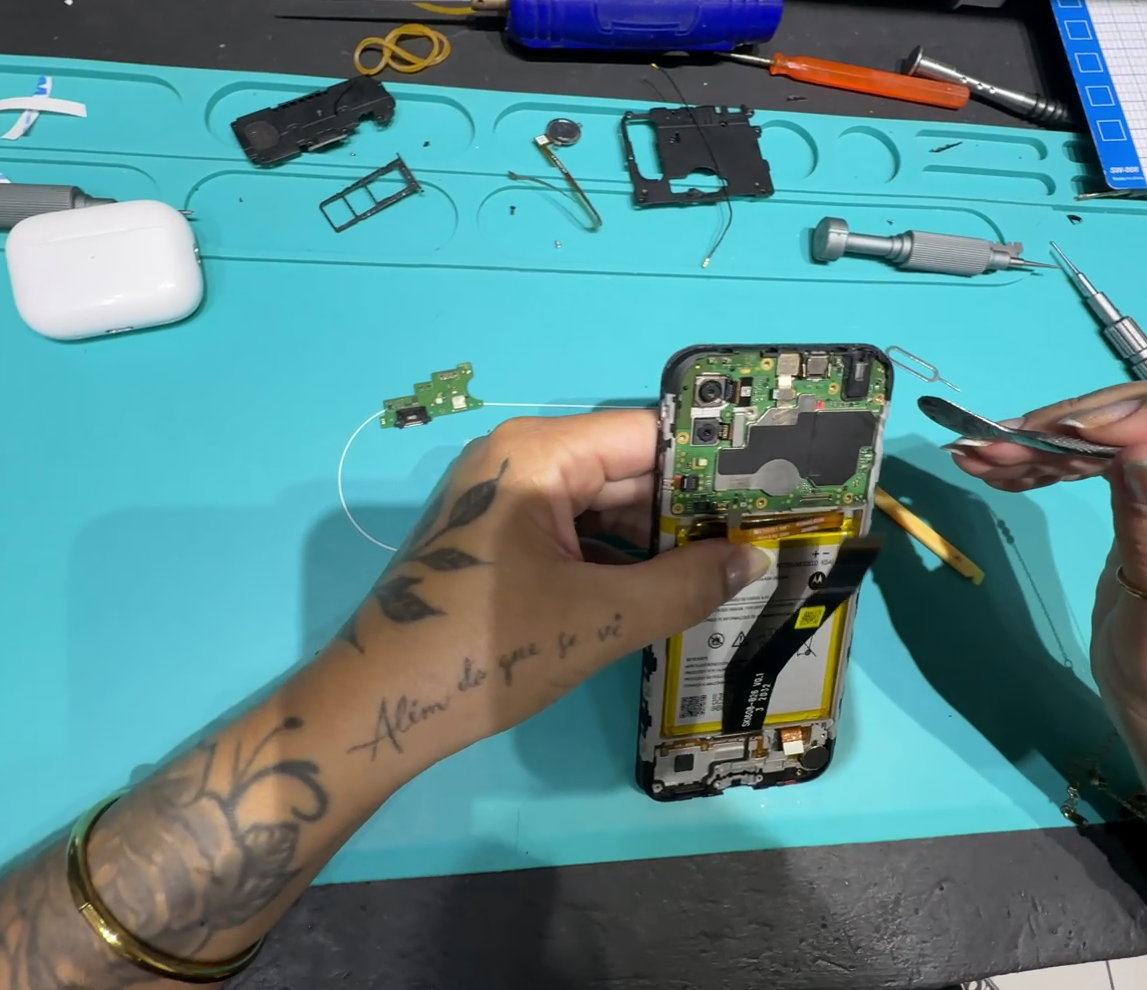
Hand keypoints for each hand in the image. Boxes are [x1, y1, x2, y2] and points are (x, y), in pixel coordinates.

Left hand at [326, 410, 770, 776]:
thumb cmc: (484, 653)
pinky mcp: (502, 533)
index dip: (712, 463)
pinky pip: (576, 529)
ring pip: (604, 502)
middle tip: (761, 534)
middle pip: (627, 468)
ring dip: (658, 535)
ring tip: (727, 562)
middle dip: (690, 507)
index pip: (647, 436)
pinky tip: (667, 580)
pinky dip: (619, 553)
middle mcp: (522, 460)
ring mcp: (508, 497)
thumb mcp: (598, 619)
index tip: (771, 490)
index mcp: (539, 455)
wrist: (376, 710)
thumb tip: (754, 559)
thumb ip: (684, 585)